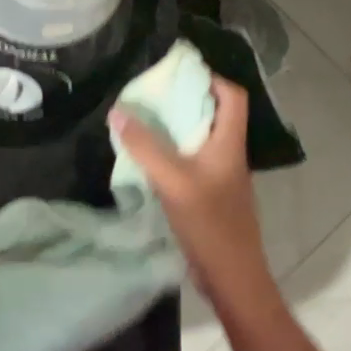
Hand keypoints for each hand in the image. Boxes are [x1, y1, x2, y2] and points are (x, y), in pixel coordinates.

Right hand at [110, 78, 269, 292]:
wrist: (232, 277)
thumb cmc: (209, 224)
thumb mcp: (172, 181)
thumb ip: (144, 146)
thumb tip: (118, 111)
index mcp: (229, 144)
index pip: (233, 96)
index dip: (211, 78)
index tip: (178, 73)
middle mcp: (230, 155)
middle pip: (215, 114)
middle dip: (185, 99)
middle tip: (151, 93)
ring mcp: (222, 177)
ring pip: (201, 139)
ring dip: (176, 126)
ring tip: (143, 120)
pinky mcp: (211, 196)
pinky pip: (193, 162)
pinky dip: (173, 152)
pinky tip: (149, 159)